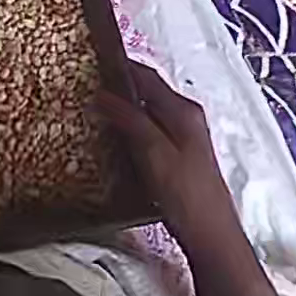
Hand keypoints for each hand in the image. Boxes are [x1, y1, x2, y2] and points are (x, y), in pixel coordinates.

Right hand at [99, 64, 244, 252]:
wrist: (211, 235)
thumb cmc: (185, 194)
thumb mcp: (154, 153)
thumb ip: (131, 120)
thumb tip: (102, 93)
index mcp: (182, 110)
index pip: (147, 76)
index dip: (120, 66)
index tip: (91, 60)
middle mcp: (185, 116)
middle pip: (147, 91)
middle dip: (118, 85)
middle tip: (85, 84)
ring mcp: (183, 135)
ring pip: (147, 110)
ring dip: (122, 105)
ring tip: (91, 106)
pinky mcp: (177, 153)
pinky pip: (149, 128)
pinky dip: (129, 124)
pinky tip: (111, 134)